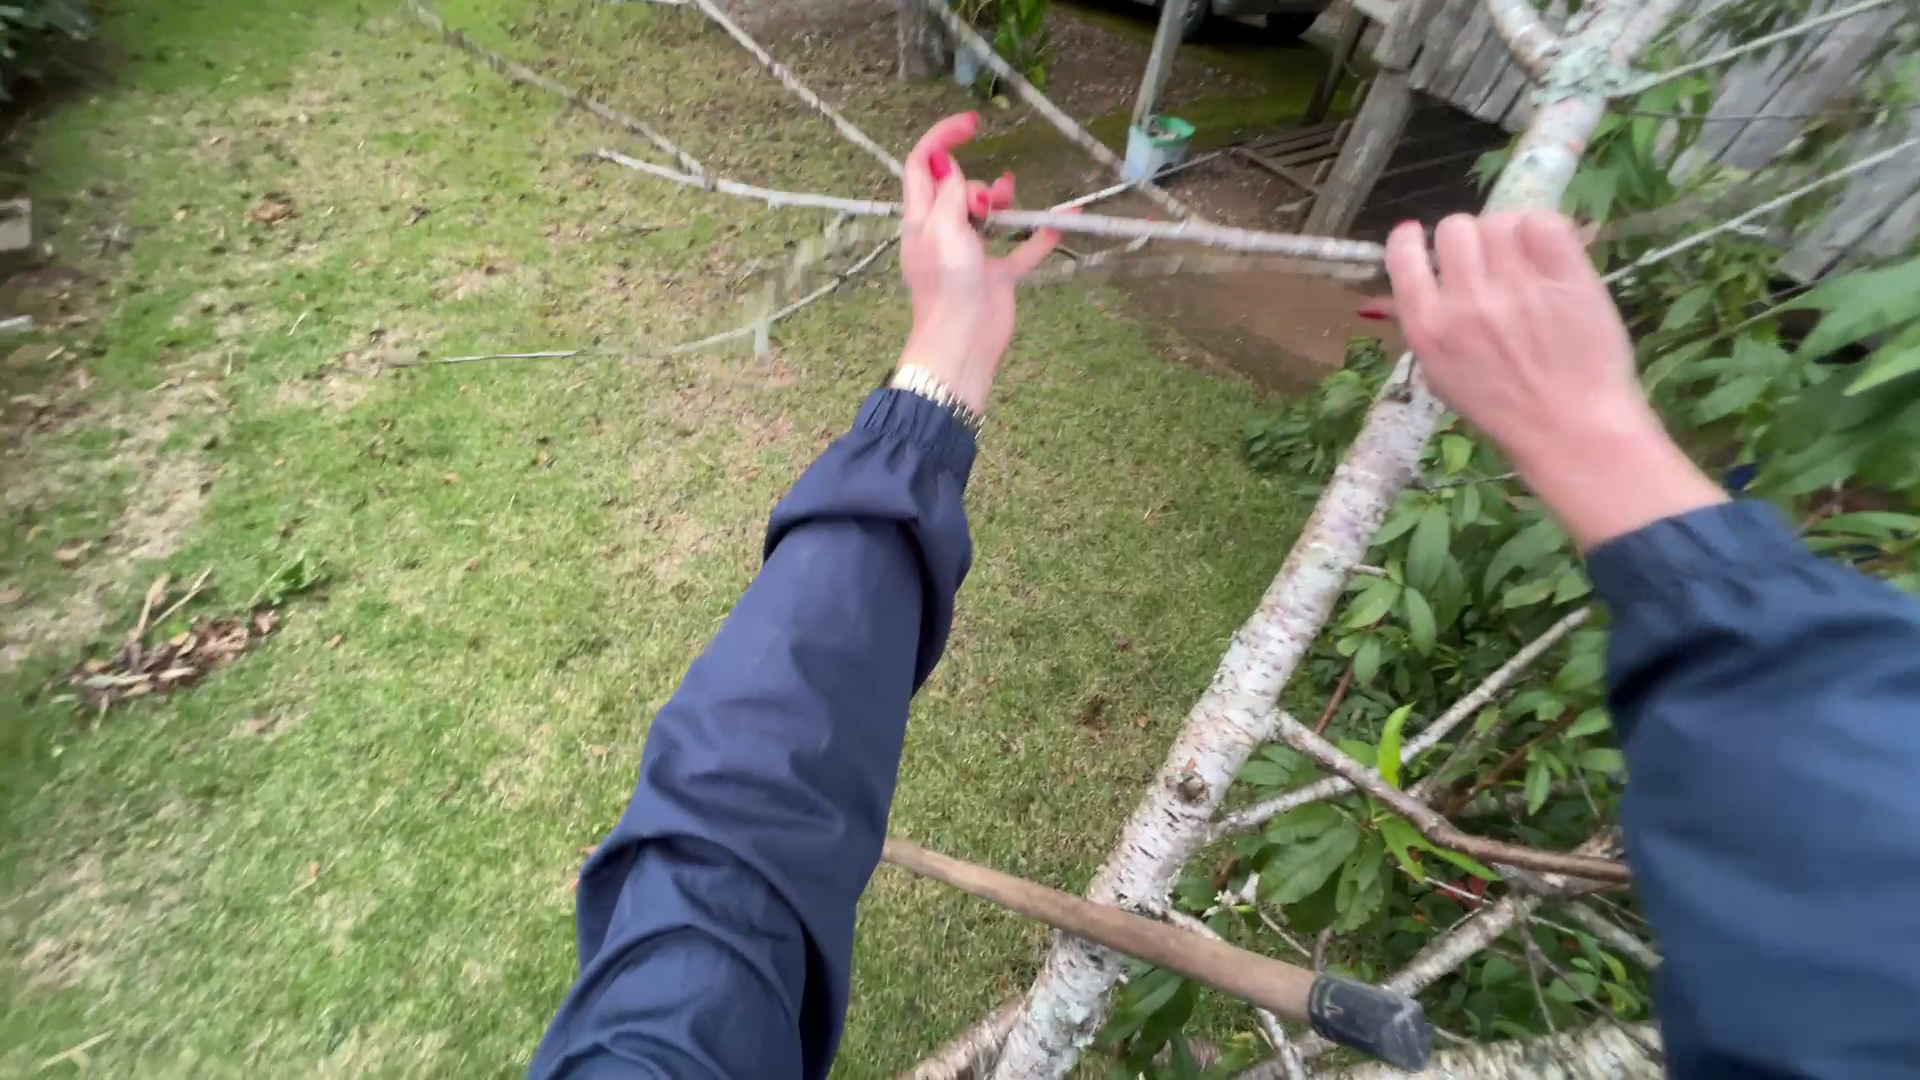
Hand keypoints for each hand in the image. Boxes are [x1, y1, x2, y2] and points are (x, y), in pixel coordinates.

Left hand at [897, 112, 1064, 413]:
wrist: (963, 343)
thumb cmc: (947, 286)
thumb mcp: (942, 229)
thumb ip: (948, 193)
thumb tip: (948, 164)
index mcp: (922, 221)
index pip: (923, 167)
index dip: (942, 140)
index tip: (972, 123)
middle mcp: (945, 235)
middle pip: (958, 191)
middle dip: (976, 183)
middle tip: (987, 202)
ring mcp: (973, 256)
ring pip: (988, 217)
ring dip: (1003, 201)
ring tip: (1010, 199)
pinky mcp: (998, 278)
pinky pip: (1022, 250)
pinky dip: (1040, 235)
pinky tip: (1064, 219)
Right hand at [1385, 212, 1725, 547]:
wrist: (1566, 424)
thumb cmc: (1496, 406)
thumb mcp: (1439, 372)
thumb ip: (1427, 324)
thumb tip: (1418, 283)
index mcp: (1427, 328)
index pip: (1403, 258)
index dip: (1408, 239)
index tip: (1415, 235)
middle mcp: (1465, 301)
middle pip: (1454, 229)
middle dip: (1461, 236)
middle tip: (1477, 254)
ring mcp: (1517, 287)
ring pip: (1498, 221)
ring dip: (1502, 231)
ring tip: (1514, 254)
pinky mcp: (1566, 277)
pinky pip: (1545, 223)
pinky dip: (1540, 228)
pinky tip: (1543, 248)